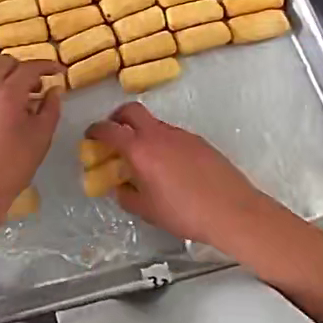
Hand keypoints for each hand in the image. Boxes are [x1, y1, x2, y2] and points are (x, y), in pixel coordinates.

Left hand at [0, 55, 64, 219]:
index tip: (59, 72)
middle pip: (5, 64)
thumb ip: (51, 107)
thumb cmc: (15, 165)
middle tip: (39, 87)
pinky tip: (3, 120)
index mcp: (7, 94)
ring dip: (9, 84)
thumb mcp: (41, 136)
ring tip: (23, 106)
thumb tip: (54, 89)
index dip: (47, 65)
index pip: (29, 67)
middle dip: (24, 69)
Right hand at [87, 103, 295, 252]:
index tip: (90, 135)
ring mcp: (181, 135)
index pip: (110, 129)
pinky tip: (170, 166)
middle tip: (114, 134)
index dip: (96, 130)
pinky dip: (162, 142)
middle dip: (118, 117)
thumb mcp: (147, 211)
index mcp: (140, 150)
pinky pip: (172, 135)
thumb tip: (120, 187)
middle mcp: (158, 135)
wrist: (232, 210)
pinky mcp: (198, 141)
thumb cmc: (184, 212)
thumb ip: (126, 196)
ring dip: (142, 132)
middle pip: (131, 110)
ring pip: (154, 123)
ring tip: (144, 158)